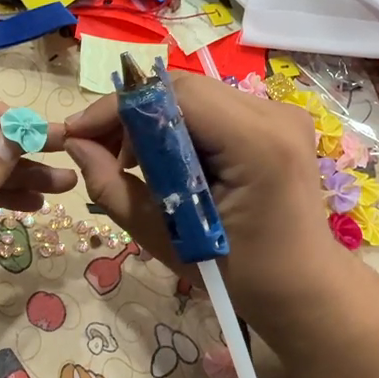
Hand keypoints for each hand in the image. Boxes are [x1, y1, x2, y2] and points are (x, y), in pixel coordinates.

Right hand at [62, 72, 354, 319]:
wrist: (303, 287)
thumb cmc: (236, 273)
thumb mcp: (162, 236)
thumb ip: (111, 185)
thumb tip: (75, 145)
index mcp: (256, 144)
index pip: (172, 97)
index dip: (118, 107)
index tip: (77, 133)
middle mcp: (274, 115)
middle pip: (180, 90)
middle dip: (130, 114)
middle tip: (97, 150)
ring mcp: (279, 113)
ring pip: (191, 96)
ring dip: (149, 120)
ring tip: (125, 160)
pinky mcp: (274, 120)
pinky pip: (208, 108)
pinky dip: (173, 126)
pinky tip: (158, 158)